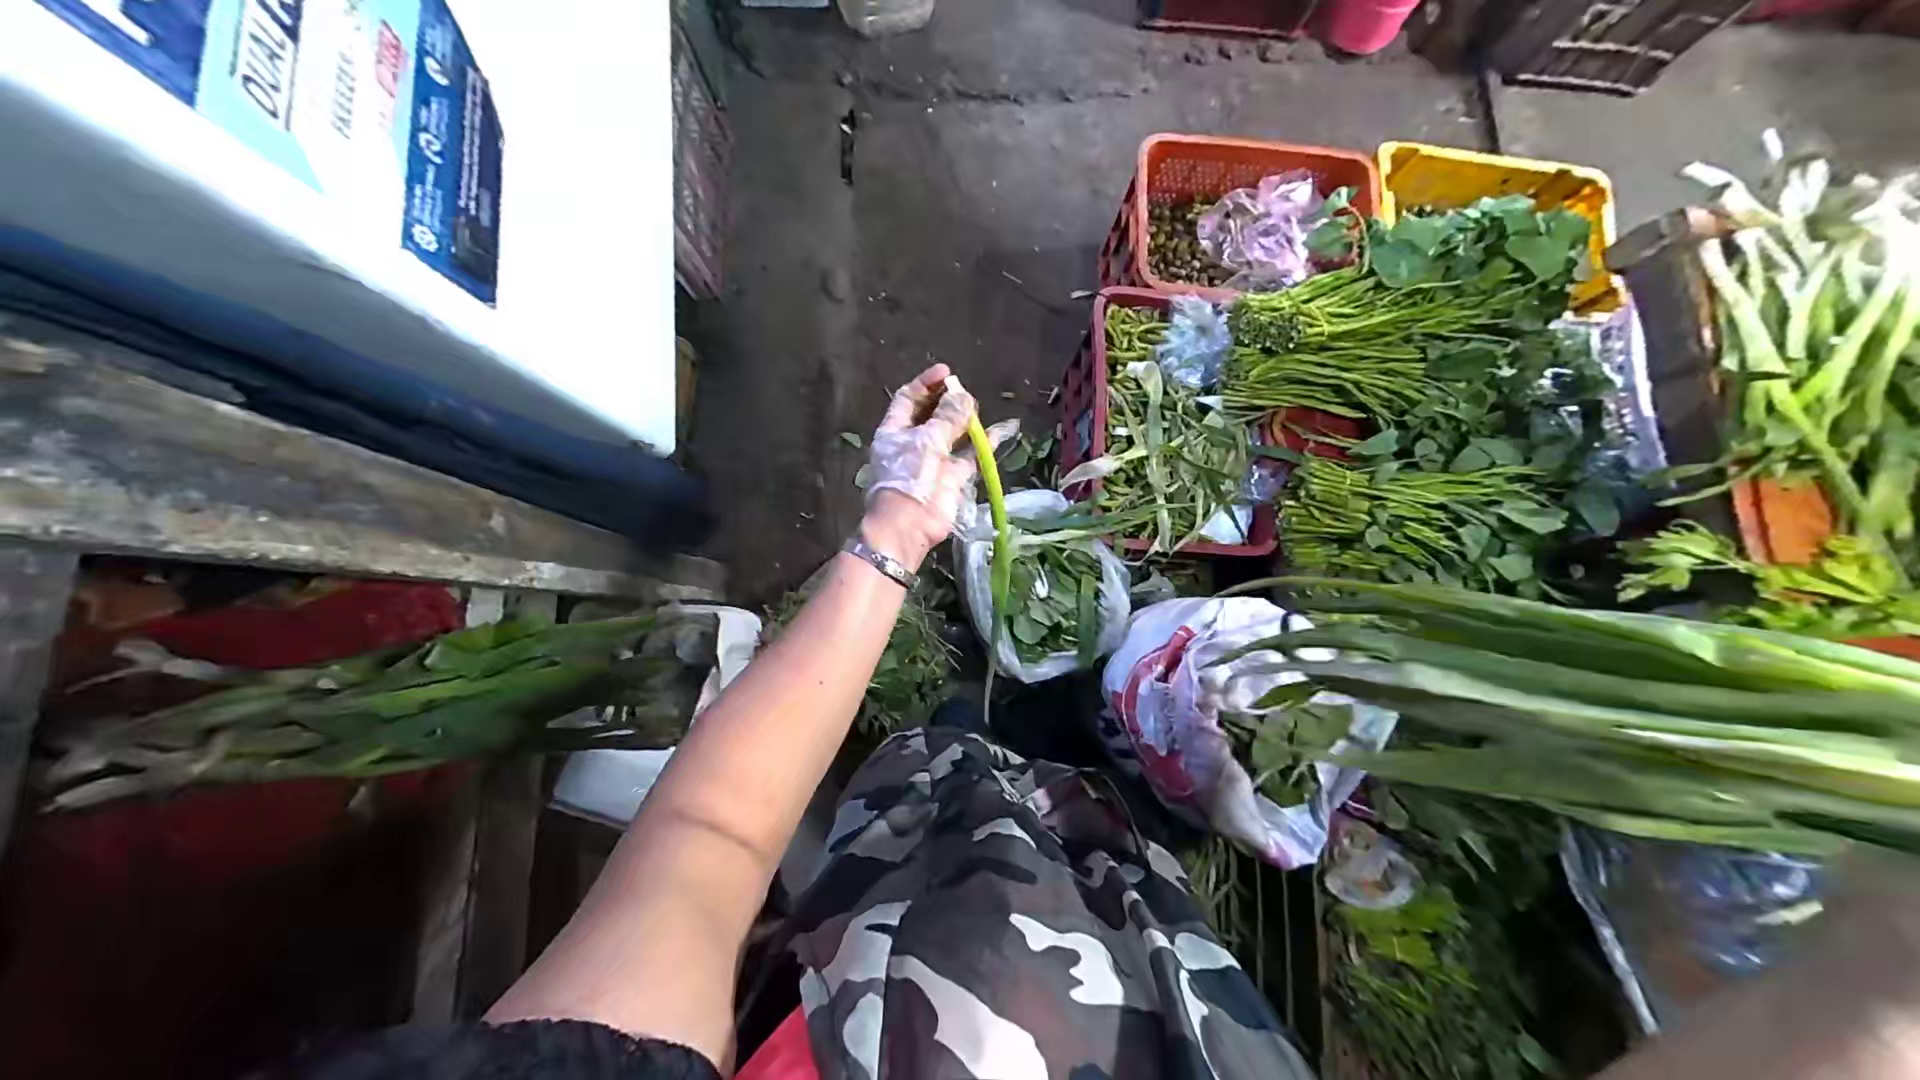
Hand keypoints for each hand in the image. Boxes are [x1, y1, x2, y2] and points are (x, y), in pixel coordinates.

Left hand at [863, 363, 977, 567]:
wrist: (910, 523)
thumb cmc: (909, 475)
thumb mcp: (927, 439)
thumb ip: (947, 416)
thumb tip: (963, 396)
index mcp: (895, 430)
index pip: (909, 398)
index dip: (926, 383)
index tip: (947, 373)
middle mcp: (913, 442)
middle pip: (932, 414)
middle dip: (948, 400)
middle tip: (965, 391)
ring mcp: (933, 460)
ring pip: (952, 433)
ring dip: (965, 420)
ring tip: (977, 408)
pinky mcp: (952, 477)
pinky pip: (970, 455)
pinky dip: (984, 444)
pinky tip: (1001, 430)